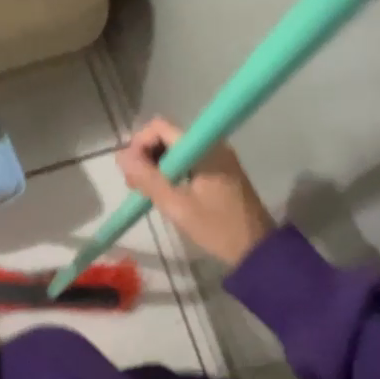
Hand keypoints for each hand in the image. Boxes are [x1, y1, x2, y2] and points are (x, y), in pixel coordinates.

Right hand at [117, 118, 275, 268]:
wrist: (259, 251)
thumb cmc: (218, 229)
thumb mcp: (177, 206)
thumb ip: (147, 179)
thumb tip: (120, 156)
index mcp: (203, 147)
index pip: (160, 127)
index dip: (140, 144)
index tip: (131, 171)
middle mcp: (211, 144)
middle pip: (166, 135)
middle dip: (145, 155)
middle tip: (135, 185)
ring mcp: (217, 156)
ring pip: (175, 149)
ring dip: (156, 165)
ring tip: (146, 192)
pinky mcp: (220, 169)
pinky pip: (187, 160)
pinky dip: (171, 171)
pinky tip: (164, 192)